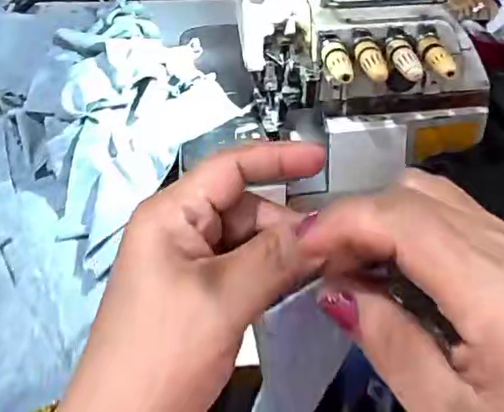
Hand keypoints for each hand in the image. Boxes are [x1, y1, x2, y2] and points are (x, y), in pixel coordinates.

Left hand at [59, 142, 326, 411]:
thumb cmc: (162, 346)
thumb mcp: (220, 298)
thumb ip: (273, 258)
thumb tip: (325, 227)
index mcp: (170, 210)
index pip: (228, 166)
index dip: (275, 157)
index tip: (321, 157)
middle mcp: (177, 225)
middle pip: (243, 205)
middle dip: (289, 220)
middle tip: (342, 245)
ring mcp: (186, 261)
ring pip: (246, 239)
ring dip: (285, 249)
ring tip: (333, 266)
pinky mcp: (197, 293)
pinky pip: (241, 268)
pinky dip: (272, 273)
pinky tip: (303, 284)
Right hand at [299, 170, 503, 411]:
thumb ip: (390, 344)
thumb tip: (335, 287)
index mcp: (499, 291)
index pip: (398, 216)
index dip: (338, 221)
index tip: (298, 248)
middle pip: (413, 193)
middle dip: (357, 215)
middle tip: (324, 260)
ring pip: (435, 198)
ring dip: (384, 218)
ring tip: (357, 264)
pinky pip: (459, 219)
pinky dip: (414, 228)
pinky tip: (402, 271)